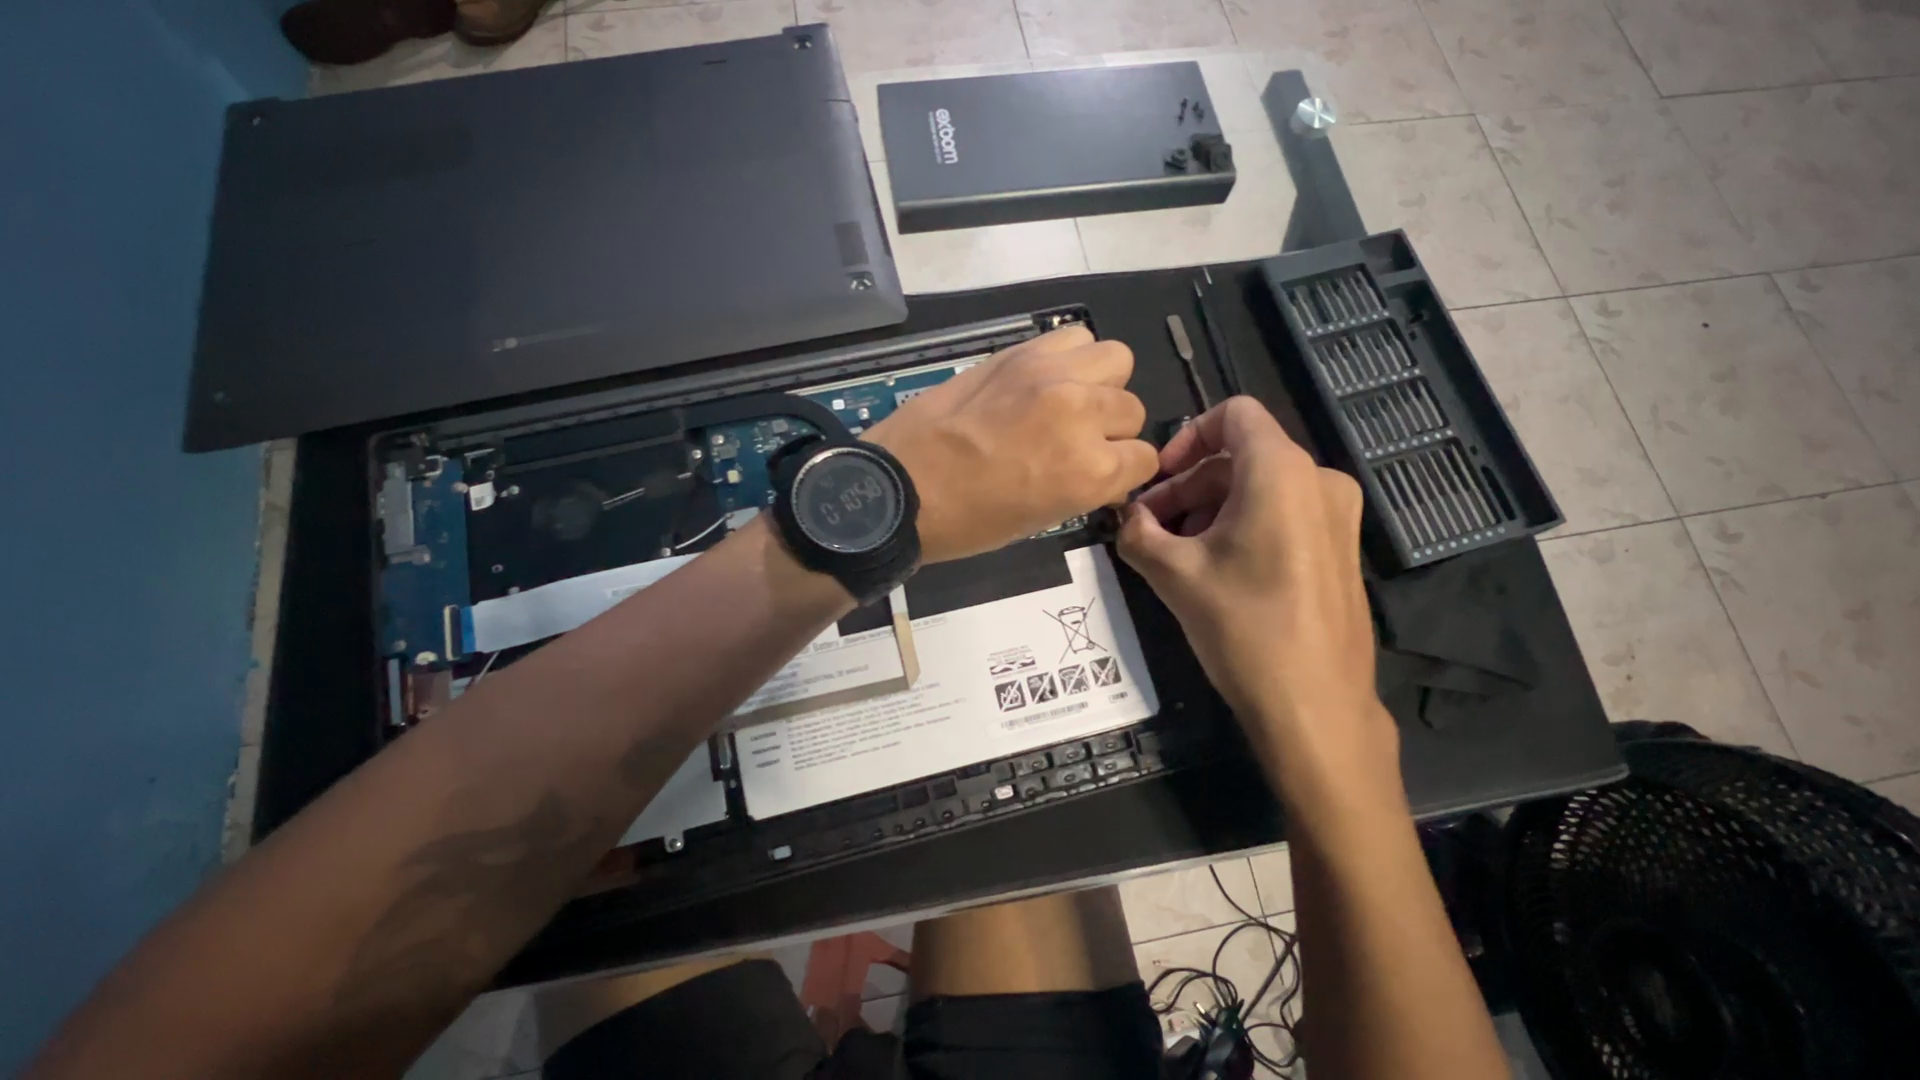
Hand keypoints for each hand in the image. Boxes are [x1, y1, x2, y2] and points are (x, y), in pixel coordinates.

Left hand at [865, 326, 1158, 563]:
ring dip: (1100, 385)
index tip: (1096, 477)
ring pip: (1115, 360)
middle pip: (1132, 409)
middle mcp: (1083, 414)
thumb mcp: (1042, 518)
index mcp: (1090, 470)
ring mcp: (1052, 376)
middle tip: (1074, 443)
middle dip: (1111, 432)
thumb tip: (1105, 469)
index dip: (1121, 472)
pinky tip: (1046, 380)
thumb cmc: (969, 521)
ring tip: (1067, 403)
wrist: (902, 488)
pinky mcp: (1020, 353)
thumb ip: (1086, 486)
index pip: (1143, 459)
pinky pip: (1074, 337)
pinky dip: (1071, 357)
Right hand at [1115, 398, 1400, 810]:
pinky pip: (1285, 514)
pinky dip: (1243, 525)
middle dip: (1189, 484)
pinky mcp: (1341, 549)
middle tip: (1150, 526)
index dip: (1187, 436)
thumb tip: (1123, 517)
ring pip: (1262, 487)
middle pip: (1242, 454)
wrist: (1315, 705)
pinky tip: (1214, 570)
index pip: (1233, 413)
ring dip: (1211, 508)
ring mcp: (1338, 516)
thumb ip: (1138, 533)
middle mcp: (1319, 479)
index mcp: (1282, 470)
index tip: (1159, 479)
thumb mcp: (1174, 575)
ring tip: (1175, 553)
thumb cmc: (1243, 628)